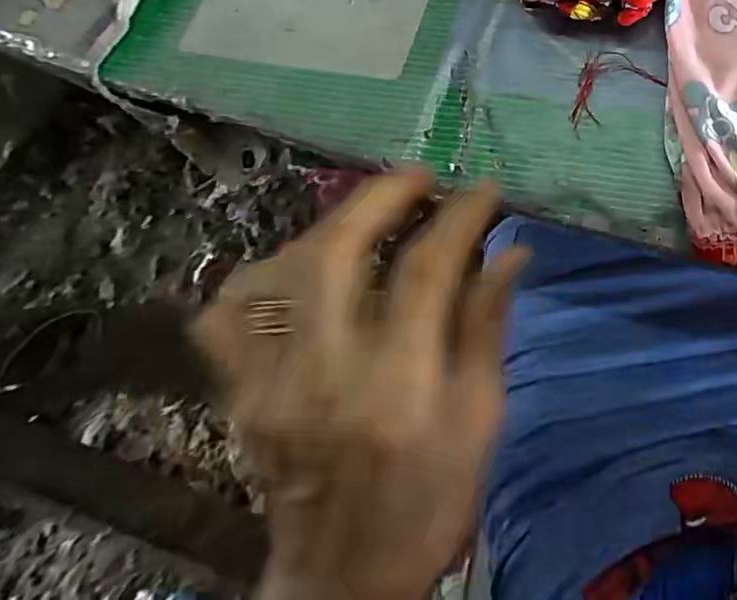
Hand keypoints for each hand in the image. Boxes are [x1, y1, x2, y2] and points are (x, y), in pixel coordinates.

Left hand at [189, 170, 527, 599]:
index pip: (426, 270)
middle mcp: (323, 376)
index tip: (484, 189)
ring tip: (370, 215)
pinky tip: (299, 267)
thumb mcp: (481, 417)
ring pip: (277, 271)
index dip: (460, 216)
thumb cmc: (432, 499)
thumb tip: (511, 249)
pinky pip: (225, 316)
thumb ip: (487, 325)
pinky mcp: (237, 396)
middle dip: (381, 195)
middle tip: (419, 177)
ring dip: (329, 225)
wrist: (344, 581)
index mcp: (398, 387)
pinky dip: (260, 276)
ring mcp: (266, 386)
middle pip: (335, 252)